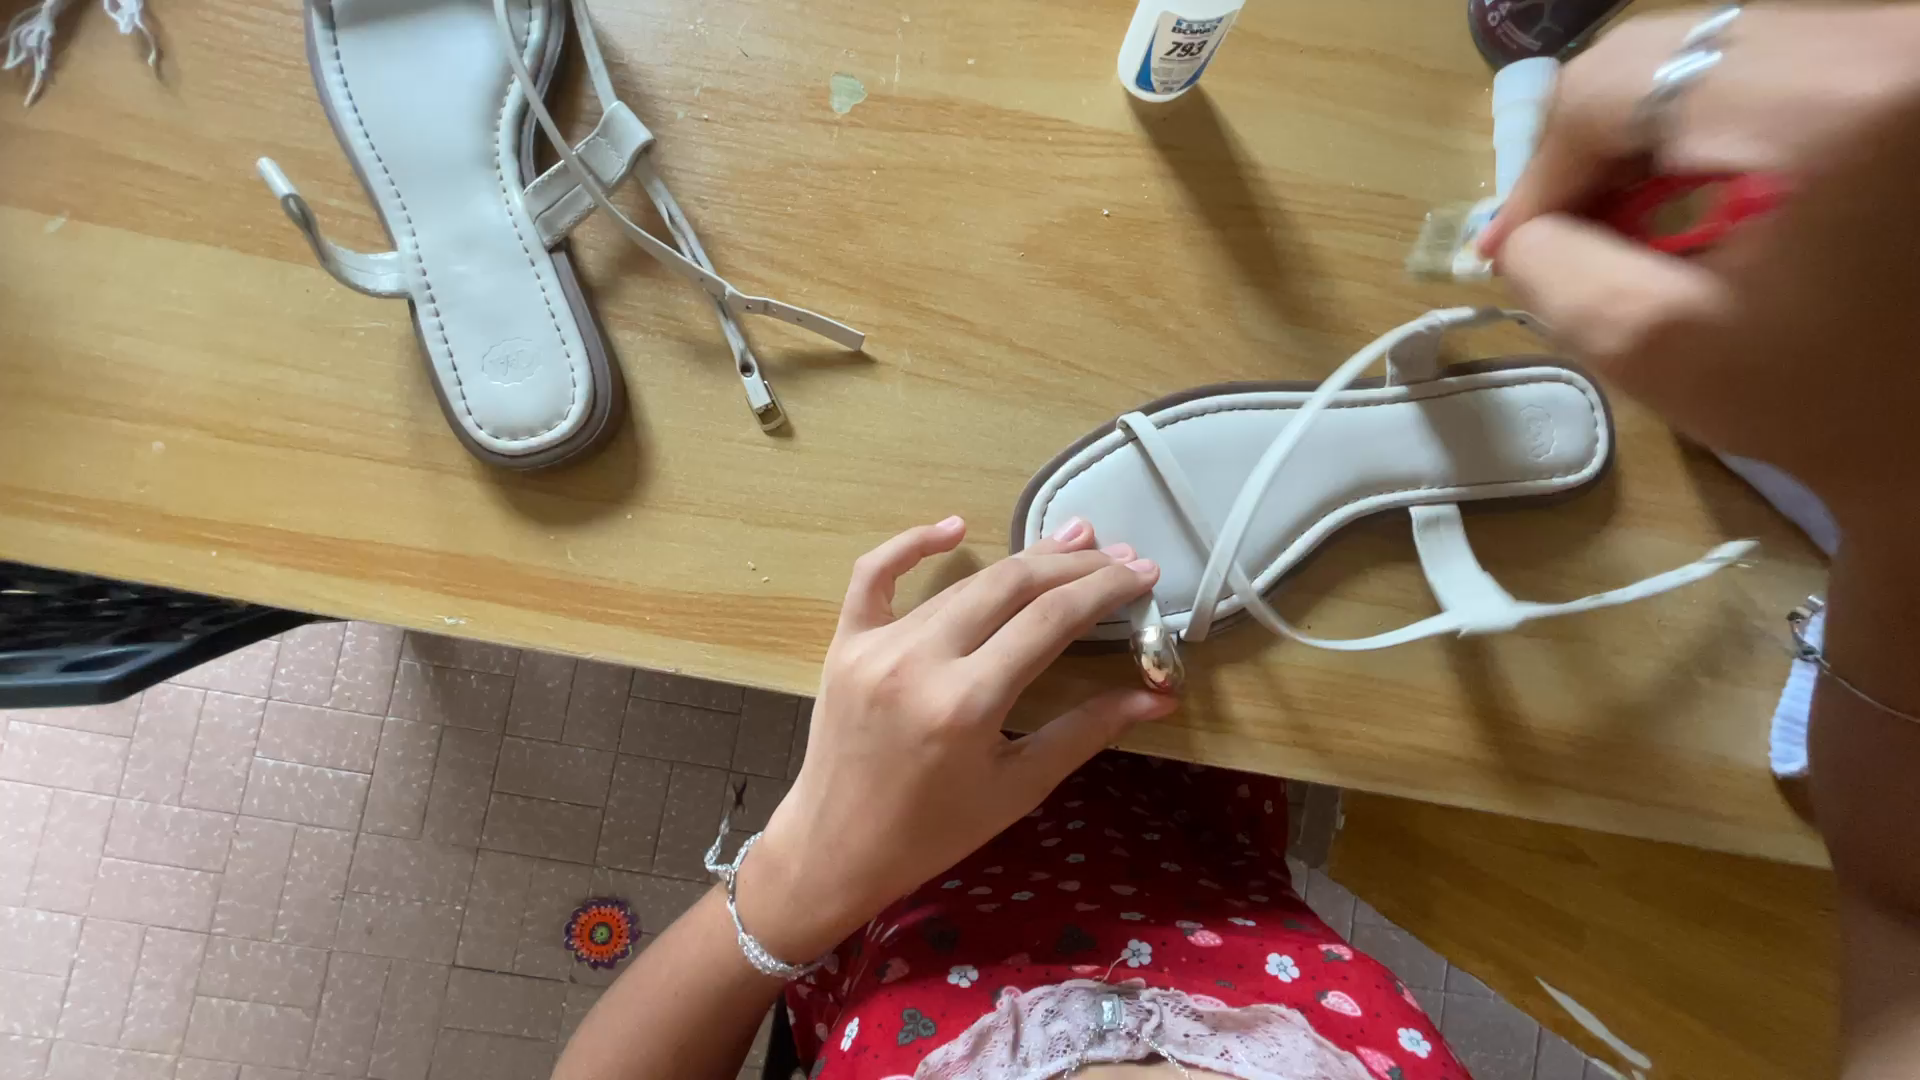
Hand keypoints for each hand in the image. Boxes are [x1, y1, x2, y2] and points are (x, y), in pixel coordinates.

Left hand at [734, 516, 1174, 962]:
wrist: (835, 849)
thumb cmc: (934, 832)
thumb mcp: (1019, 788)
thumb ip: (1086, 732)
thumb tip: (1157, 697)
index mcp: (967, 703)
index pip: (1050, 620)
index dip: (1104, 589)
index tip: (1142, 573)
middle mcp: (920, 660)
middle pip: (1011, 585)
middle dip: (1074, 565)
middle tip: (1118, 555)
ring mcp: (876, 645)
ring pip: (963, 583)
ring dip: (1022, 559)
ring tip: (1071, 542)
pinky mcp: (845, 641)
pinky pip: (874, 574)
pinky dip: (913, 544)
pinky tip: (956, 527)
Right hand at [1478, 4, 1919, 544]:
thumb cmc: (1812, 392)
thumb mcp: (1648, 345)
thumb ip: (1551, 272)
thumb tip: (1520, 231)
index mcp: (1840, 104)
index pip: (1618, 84)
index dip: (1542, 170)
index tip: (1520, 248)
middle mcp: (1892, 40)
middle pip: (1660, 51)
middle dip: (1582, 153)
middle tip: (1557, 234)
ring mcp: (1905, 46)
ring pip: (1702, 56)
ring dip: (1630, 146)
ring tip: (1618, 225)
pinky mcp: (1903, 66)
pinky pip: (1755, 67)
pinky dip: (1687, 135)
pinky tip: (1681, 201)